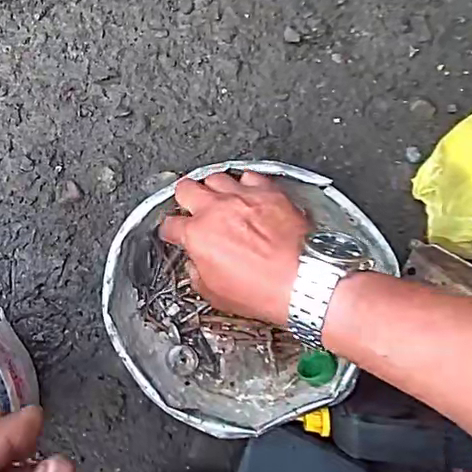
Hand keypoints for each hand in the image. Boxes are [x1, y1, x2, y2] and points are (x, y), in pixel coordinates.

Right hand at [157, 171, 311, 324]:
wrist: (303, 281)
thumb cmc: (263, 290)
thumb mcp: (215, 294)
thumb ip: (197, 273)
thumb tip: (196, 266)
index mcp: (197, 235)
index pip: (170, 224)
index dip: (169, 230)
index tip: (173, 232)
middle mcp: (216, 209)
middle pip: (185, 188)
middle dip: (184, 198)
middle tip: (189, 207)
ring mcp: (243, 197)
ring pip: (215, 177)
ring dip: (213, 188)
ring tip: (218, 199)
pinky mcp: (268, 192)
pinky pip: (249, 176)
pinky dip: (245, 183)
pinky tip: (247, 193)